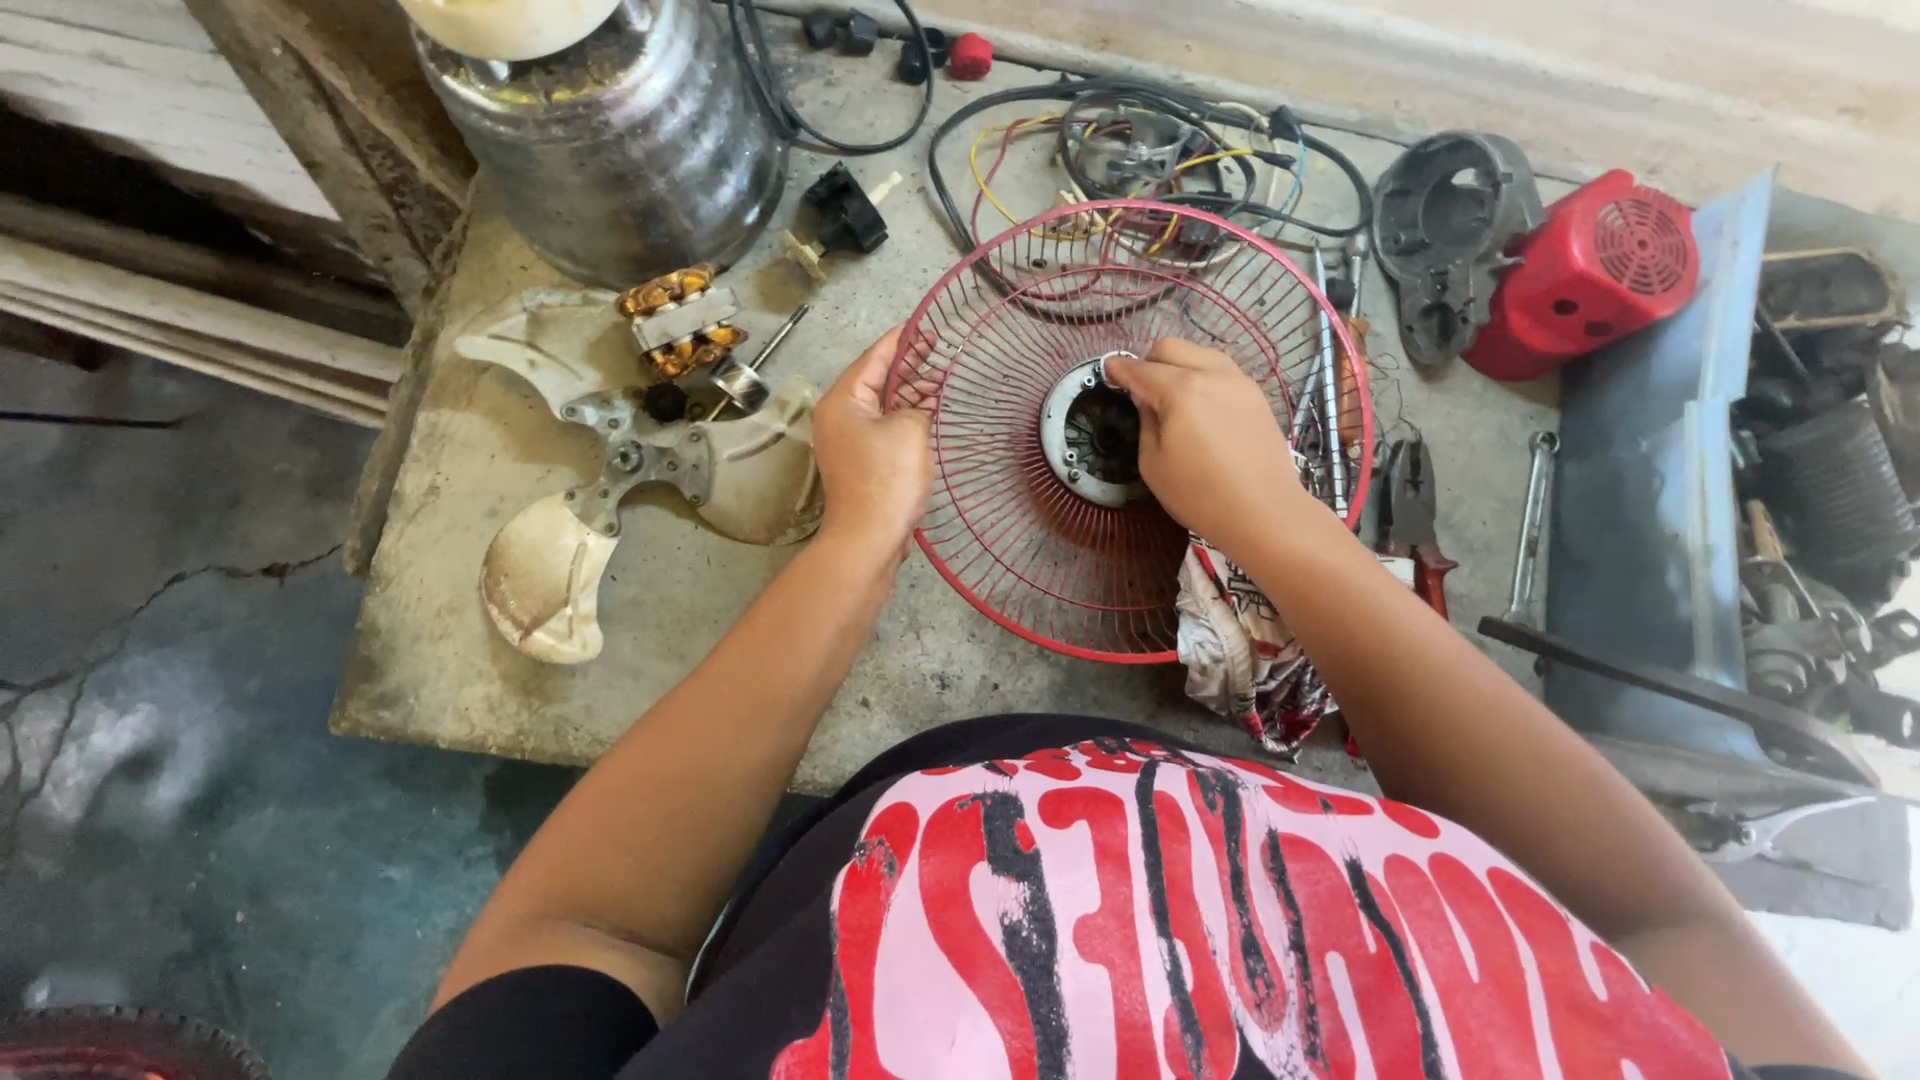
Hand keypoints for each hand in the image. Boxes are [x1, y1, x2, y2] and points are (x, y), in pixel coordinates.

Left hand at [812, 326, 934, 561]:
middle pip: (876, 380)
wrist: (868, 538)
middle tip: (939, 350)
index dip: (901, 340)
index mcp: (842, 400)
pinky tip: (929, 411)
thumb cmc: (886, 480)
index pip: (874, 358)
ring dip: (910, 392)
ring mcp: (849, 441)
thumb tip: (915, 410)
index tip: (924, 327)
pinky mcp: (862, 462)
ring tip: (941, 378)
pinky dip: (906, 417)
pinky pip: (885, 427)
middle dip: (908, 365)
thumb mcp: (910, 430)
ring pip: (882, 405)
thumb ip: (916, 406)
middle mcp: (839, 416)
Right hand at [1103, 338, 1313, 559]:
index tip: (1108, 369)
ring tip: (1172, 395)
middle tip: (1140, 388)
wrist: (1264, 511)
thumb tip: (1147, 399)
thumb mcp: (1153, 464)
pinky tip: (1200, 405)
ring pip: (1200, 353)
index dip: (1120, 368)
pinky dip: (1202, 375)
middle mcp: (1211, 374)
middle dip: (1149, 361)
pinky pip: (1221, 370)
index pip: (1141, 369)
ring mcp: (1239, 381)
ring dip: (1178, 365)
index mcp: (1181, 391)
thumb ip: (1146, 422)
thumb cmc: (1199, 495)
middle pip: (1171, 347)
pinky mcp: (1256, 394)